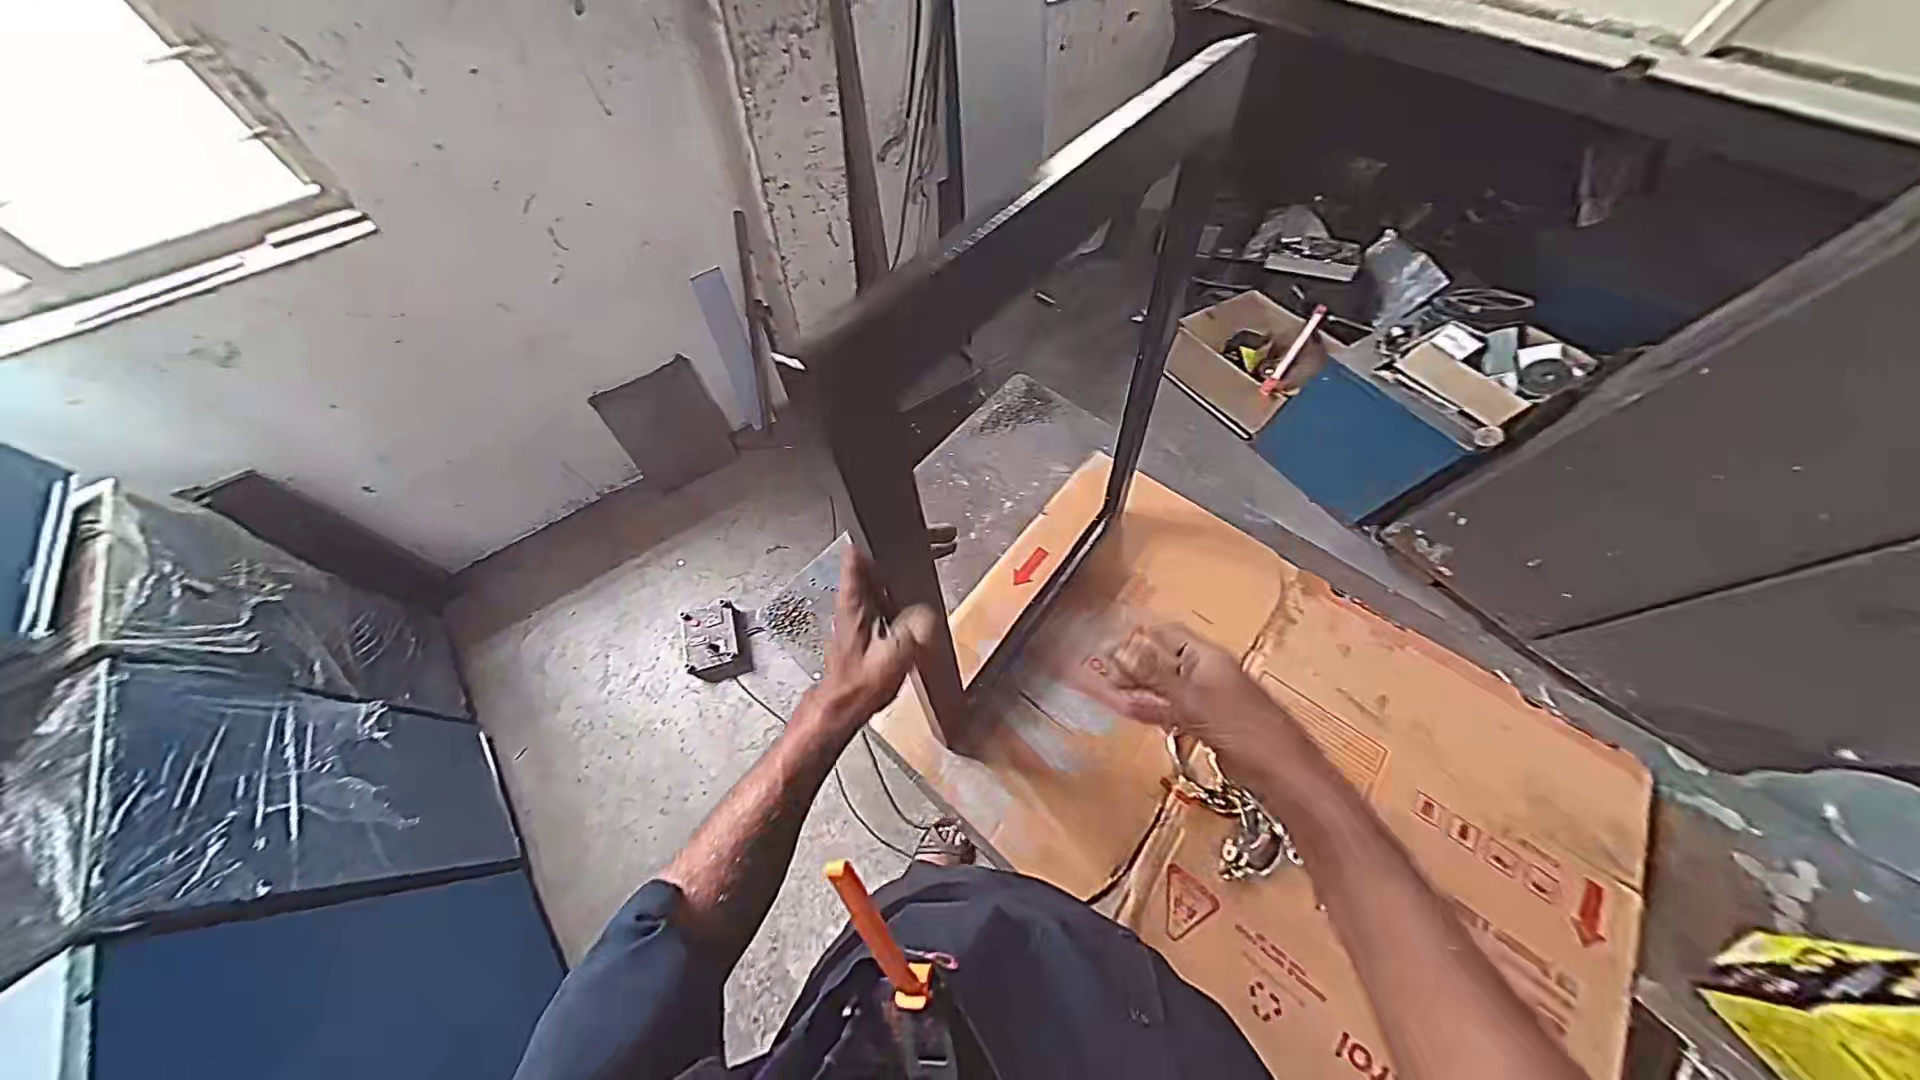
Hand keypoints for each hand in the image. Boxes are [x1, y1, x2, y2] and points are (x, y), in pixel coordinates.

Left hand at [808, 545, 937, 729]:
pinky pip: (892, 588)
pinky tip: (929, 582)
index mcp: (854, 600)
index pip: (857, 552)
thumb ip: (911, 632)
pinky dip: (911, 578)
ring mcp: (864, 606)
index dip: (879, 533)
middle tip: (942, 537)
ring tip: (943, 550)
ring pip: (887, 570)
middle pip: (880, 555)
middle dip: (912, 543)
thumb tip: (927, 613)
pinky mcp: (872, 616)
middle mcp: (856, 597)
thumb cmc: (858, 684)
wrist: (846, 704)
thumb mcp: (892, 659)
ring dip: (913, 559)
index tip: (905, 526)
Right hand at [1091, 623, 1317, 774]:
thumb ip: (1151, 675)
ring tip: (1108, 689)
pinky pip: (1170, 710)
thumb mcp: (1190, 697)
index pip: (1166, 634)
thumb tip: (1117, 651)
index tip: (1107, 644)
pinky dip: (1150, 709)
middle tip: (1101, 670)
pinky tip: (1130, 710)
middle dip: (1133, 664)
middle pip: (1162, 661)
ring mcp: (1206, 700)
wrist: (1279, 774)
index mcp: (1206, 657)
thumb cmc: (1240, 727)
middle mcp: (1206, 673)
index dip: (1138, 636)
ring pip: (1163, 687)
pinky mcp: (1205, 725)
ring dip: (1138, 688)